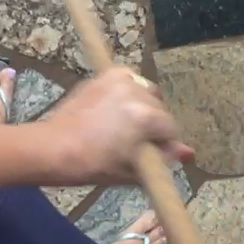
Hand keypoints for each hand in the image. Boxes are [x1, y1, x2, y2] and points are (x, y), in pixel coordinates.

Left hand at [31, 68, 194, 185]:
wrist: (54, 147)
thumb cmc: (92, 164)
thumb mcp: (132, 169)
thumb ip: (163, 158)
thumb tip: (188, 153)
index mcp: (145, 116)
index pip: (171, 128)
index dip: (164, 144)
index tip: (150, 152)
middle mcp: (135, 92)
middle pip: (160, 109)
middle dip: (153, 125)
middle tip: (134, 141)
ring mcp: (118, 80)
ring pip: (146, 93)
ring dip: (141, 107)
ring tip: (123, 125)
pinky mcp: (104, 75)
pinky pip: (129, 79)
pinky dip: (128, 90)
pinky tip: (117, 107)